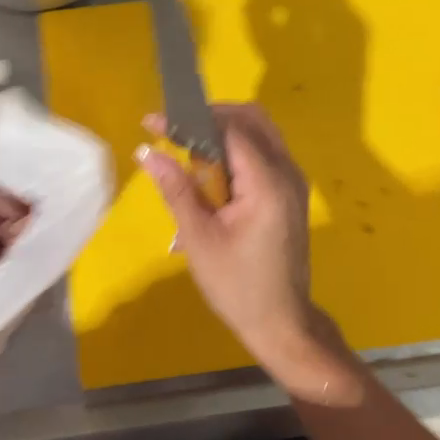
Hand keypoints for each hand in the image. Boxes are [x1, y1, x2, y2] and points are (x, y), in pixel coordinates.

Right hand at [138, 104, 343, 385]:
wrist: (281, 322)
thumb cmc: (237, 285)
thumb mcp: (199, 238)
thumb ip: (176, 189)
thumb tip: (146, 151)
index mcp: (267, 183)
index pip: (229, 129)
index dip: (190, 119)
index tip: (154, 123)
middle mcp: (287, 173)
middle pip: (251, 120)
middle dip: (210, 117)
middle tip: (174, 132)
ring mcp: (293, 183)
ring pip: (260, 134)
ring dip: (223, 133)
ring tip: (187, 152)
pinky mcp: (290, 194)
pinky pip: (263, 155)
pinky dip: (236, 151)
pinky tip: (209, 173)